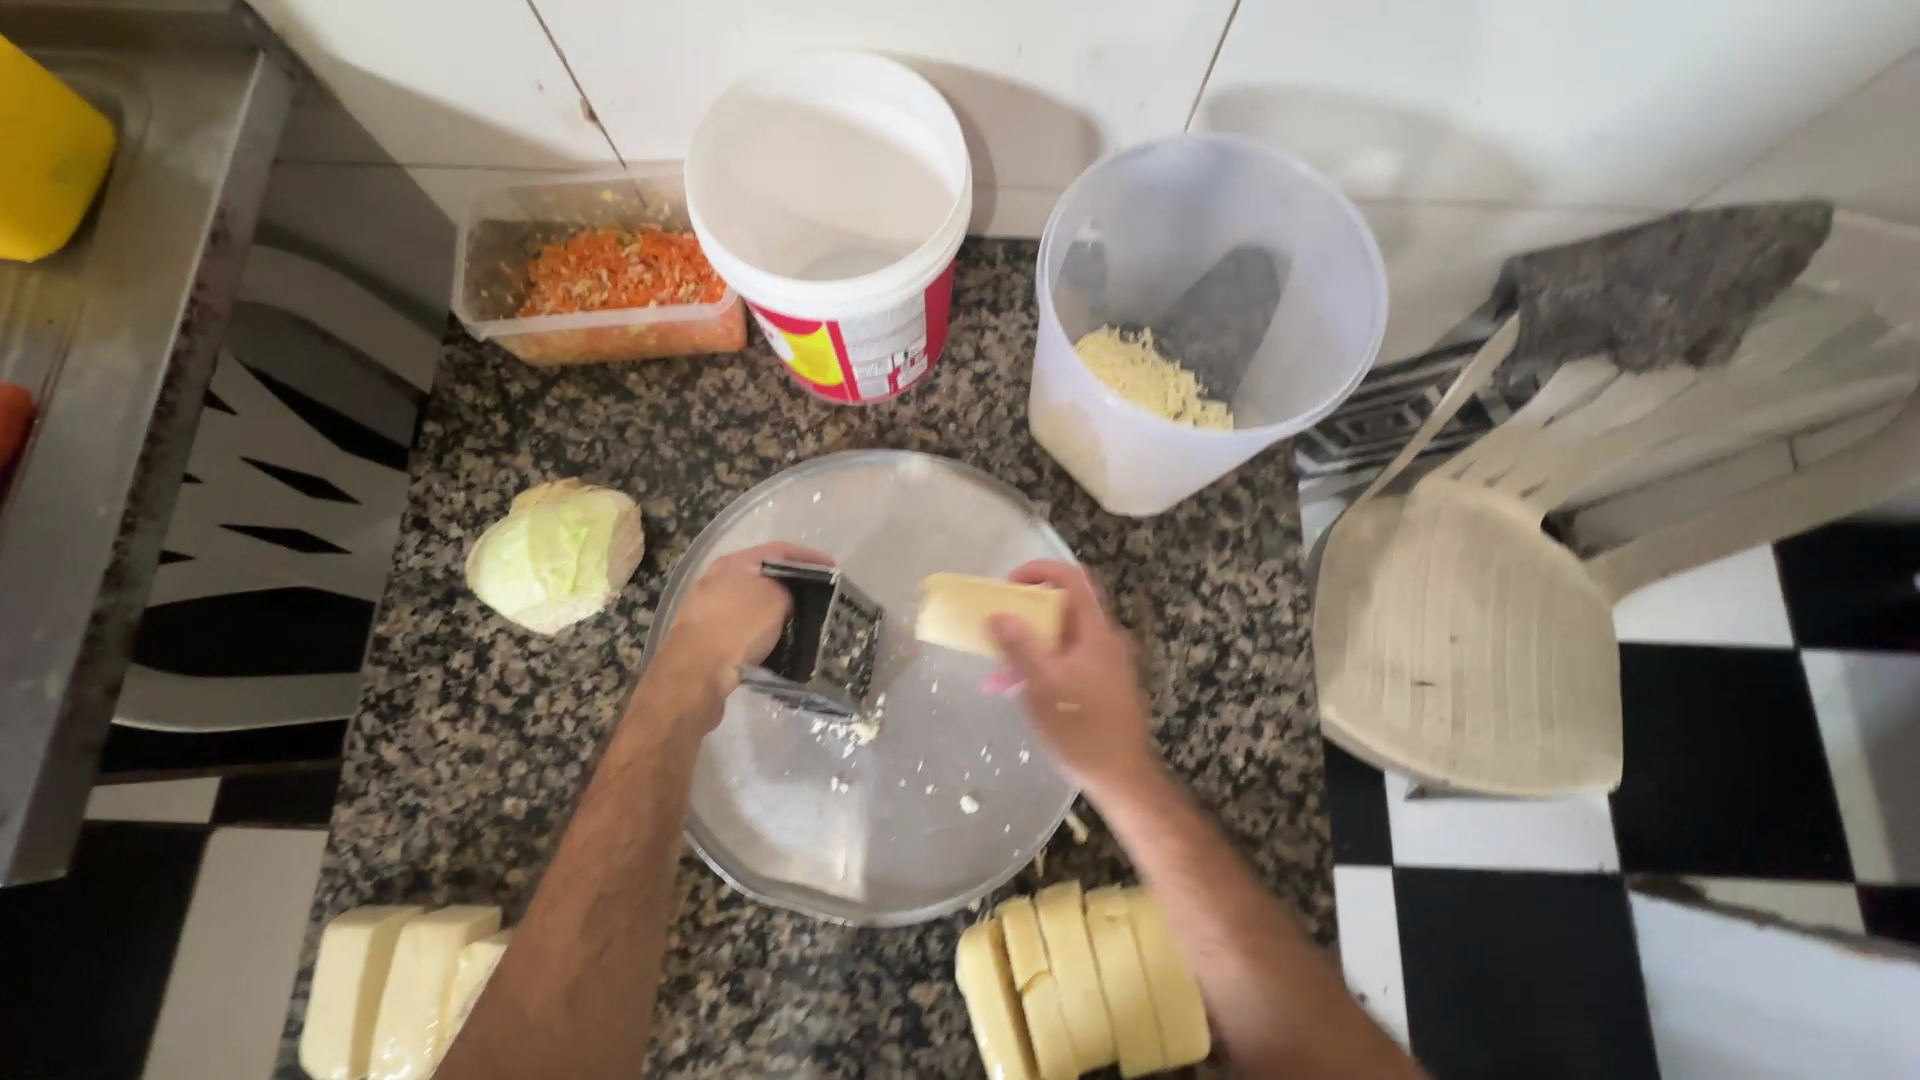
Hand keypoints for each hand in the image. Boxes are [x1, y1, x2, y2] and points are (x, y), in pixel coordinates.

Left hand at [653, 541, 832, 715]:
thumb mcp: (777, 600)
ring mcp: (706, 608)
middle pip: (762, 573)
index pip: (779, 549)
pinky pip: (740, 624)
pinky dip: (758, 627)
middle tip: (815, 593)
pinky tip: (772, 639)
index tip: (830, 567)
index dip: (808, 556)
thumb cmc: (738, 628)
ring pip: (750, 600)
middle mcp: (716, 579)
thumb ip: (787, 590)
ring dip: (773, 607)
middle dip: (789, 582)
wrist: (695, 673)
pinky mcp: (703, 635)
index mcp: (733, 563)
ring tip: (798, 618)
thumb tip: (785, 598)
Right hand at [987, 560, 1156, 795]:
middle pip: (1064, 608)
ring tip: (999, 672)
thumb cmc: (1083, 730)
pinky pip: (1066, 661)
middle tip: (996, 628)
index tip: (1007, 585)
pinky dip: (1041, 666)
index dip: (1039, 571)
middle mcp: (1104, 640)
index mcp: (1095, 632)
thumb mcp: (1043, 687)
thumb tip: (999, 614)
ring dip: (1029, 646)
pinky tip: (1019, 691)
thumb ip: (1020, 647)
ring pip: (1062, 638)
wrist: (1122, 777)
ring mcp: (1105, 663)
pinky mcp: (1102, 684)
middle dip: (1025, 615)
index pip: (1072, 579)